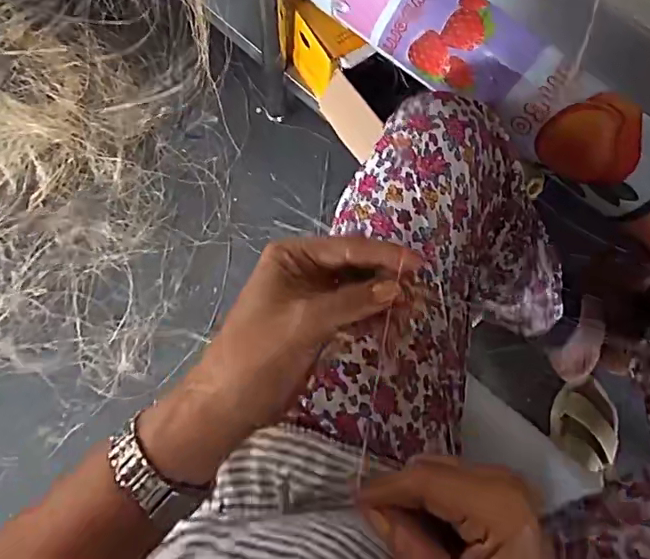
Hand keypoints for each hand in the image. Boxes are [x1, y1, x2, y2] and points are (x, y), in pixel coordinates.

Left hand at [140, 236, 418, 484]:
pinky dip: (370, 320)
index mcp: (291, 256)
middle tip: (420, 299)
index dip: (383, 256)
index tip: (419, 265)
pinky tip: (388, 330)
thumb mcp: (306, 322)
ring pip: (355, 292)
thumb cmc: (260, 352)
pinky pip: (350, 314)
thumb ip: (351, 302)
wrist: (229, 401)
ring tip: (410, 318)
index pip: (345, 249)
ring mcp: (309, 297)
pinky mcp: (315, 325)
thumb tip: (395, 288)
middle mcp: (301, 270)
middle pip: (353, 268)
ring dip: (381, 303)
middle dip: (385, 282)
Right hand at [359, 457, 549, 558]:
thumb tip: (372, 508)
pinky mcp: (514, 499)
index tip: (354, 495)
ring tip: (403, 523)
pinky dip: (441, 502)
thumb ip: (411, 545)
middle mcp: (508, 483)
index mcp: (499, 504)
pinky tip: (429, 524)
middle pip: (436, 470)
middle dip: (403, 491)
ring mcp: (513, 488)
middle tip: (376, 514)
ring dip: (420, 495)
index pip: (426, 479)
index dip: (386, 486)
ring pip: (446, 474)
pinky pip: (464, 486)